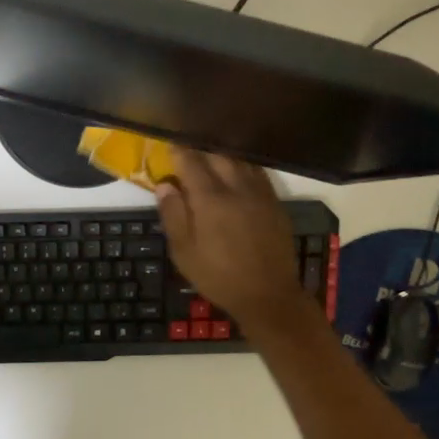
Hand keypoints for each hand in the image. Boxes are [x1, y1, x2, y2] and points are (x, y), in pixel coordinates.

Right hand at [154, 149, 307, 328]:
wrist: (268, 294)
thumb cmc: (218, 277)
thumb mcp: (184, 252)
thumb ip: (173, 215)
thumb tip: (164, 184)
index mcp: (210, 199)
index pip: (191, 162)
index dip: (178, 150)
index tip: (168, 144)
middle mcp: (236, 187)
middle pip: (218, 153)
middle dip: (201, 148)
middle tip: (188, 148)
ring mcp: (260, 192)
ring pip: (239, 159)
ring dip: (223, 153)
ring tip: (210, 154)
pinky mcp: (274, 201)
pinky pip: (256, 172)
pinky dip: (242, 165)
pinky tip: (236, 171)